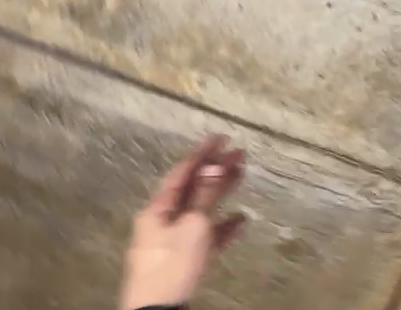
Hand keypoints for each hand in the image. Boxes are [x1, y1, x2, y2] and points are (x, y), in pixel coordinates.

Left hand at [120, 135, 247, 309]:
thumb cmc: (173, 263)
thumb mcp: (193, 224)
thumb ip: (206, 194)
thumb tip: (215, 163)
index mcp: (158, 209)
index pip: (182, 172)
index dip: (202, 153)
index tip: (221, 137)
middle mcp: (162, 221)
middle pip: (192, 189)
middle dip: (215, 171)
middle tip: (239, 154)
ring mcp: (171, 241)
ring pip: (199, 210)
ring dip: (220, 194)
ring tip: (242, 177)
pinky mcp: (181, 260)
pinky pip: (203, 235)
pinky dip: (220, 226)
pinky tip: (239, 222)